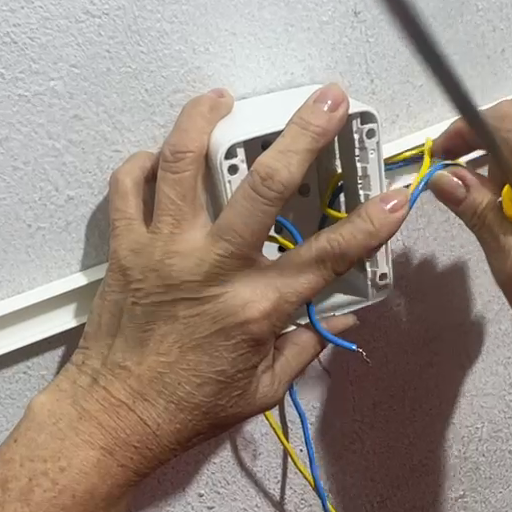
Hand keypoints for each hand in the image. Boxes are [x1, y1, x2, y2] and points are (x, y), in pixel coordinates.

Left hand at [51, 84, 411, 480]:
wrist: (114, 415)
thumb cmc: (193, 407)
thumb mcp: (263, 390)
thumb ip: (306, 347)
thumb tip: (344, 317)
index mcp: (255, 306)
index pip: (327, 257)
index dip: (369, 225)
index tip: (397, 196)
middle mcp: (212, 266)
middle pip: (263, 186)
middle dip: (302, 135)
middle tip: (326, 96)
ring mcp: (163, 250)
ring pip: (181, 165)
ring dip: (202, 120)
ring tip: (220, 97)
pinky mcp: (125, 248)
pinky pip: (127, 187)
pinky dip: (143, 164)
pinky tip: (161, 158)